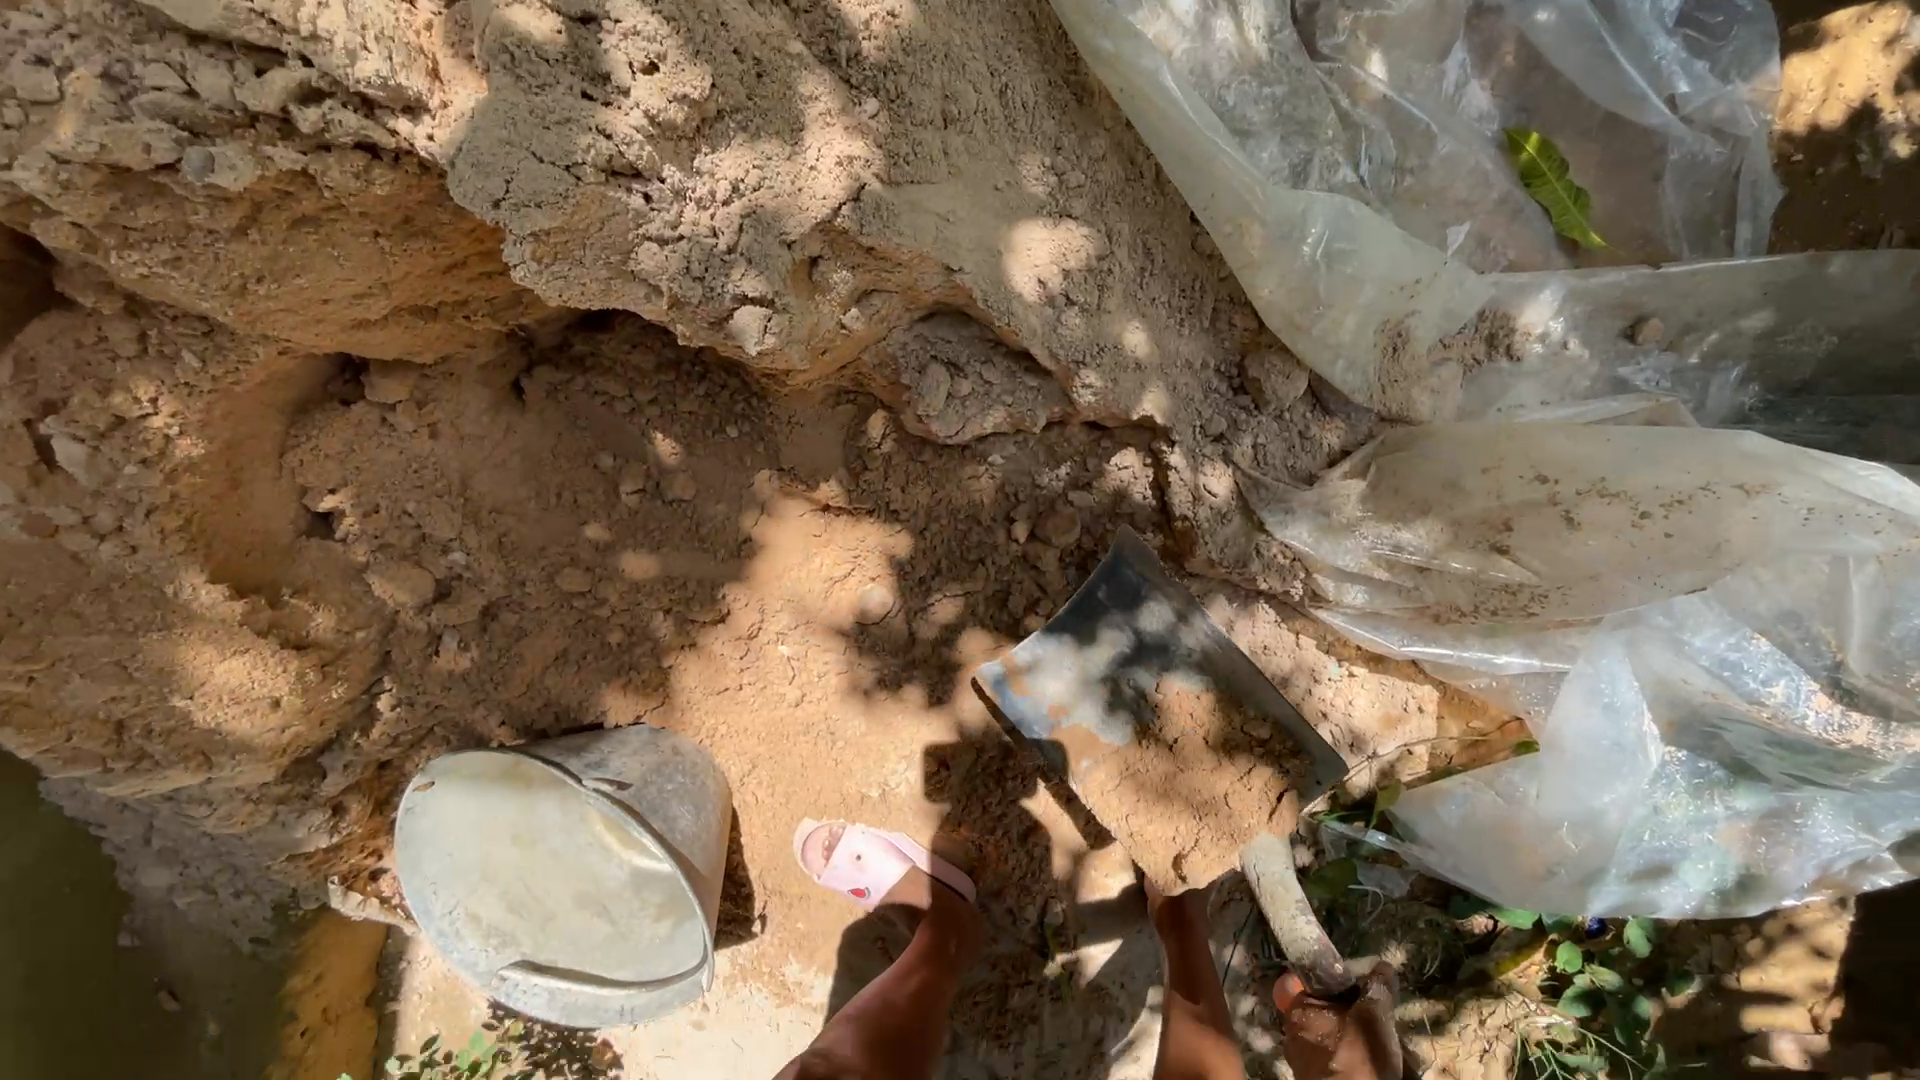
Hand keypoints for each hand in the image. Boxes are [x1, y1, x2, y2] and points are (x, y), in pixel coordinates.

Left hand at [1272, 961, 1402, 1079]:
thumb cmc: (1356, 1054)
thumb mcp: (1373, 1016)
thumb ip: (1377, 989)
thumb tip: (1383, 965)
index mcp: (1298, 1008)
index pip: (1307, 983)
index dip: (1331, 984)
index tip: (1353, 990)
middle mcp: (1291, 1030)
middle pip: (1321, 1011)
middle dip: (1346, 1013)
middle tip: (1372, 1020)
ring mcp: (1300, 1057)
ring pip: (1326, 1037)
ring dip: (1349, 1037)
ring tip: (1376, 1043)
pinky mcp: (1312, 1078)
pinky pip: (1330, 1059)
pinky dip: (1347, 1058)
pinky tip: (1368, 1063)